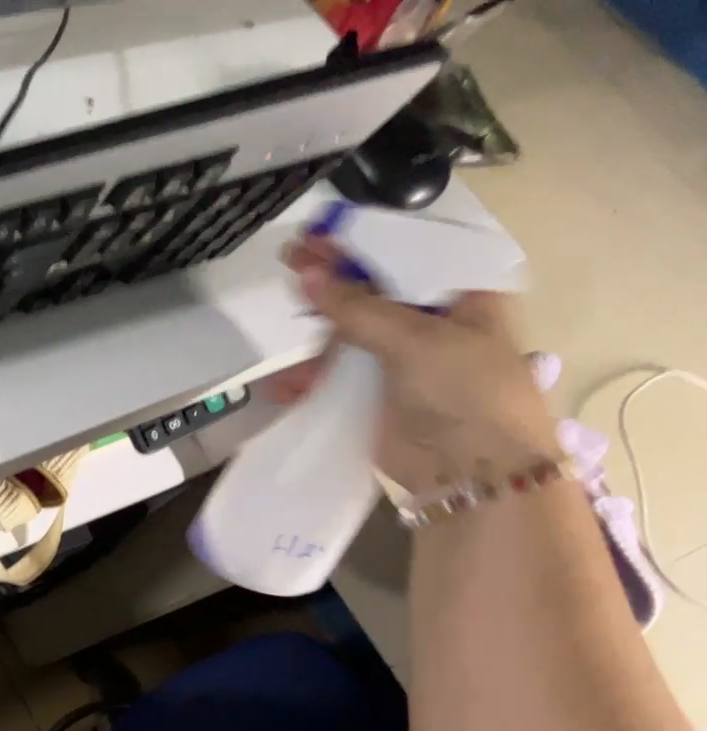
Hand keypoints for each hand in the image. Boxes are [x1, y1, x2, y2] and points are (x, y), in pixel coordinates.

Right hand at [266, 234, 560, 491]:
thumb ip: (358, 308)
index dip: (358, 244)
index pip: (403, 257)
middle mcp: (429, 322)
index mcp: (459, 296)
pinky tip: (285, 382)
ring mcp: (398, 359)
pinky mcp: (371, 392)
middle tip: (289, 261)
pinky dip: (306, 376)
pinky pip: (331, 374)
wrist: (471, 470)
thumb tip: (308, 274)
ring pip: (345, 332)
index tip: (315, 234)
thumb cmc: (465, 392)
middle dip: (329, 281)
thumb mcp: (416, 340)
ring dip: (313, 334)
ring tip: (285, 330)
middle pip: (369, 291)